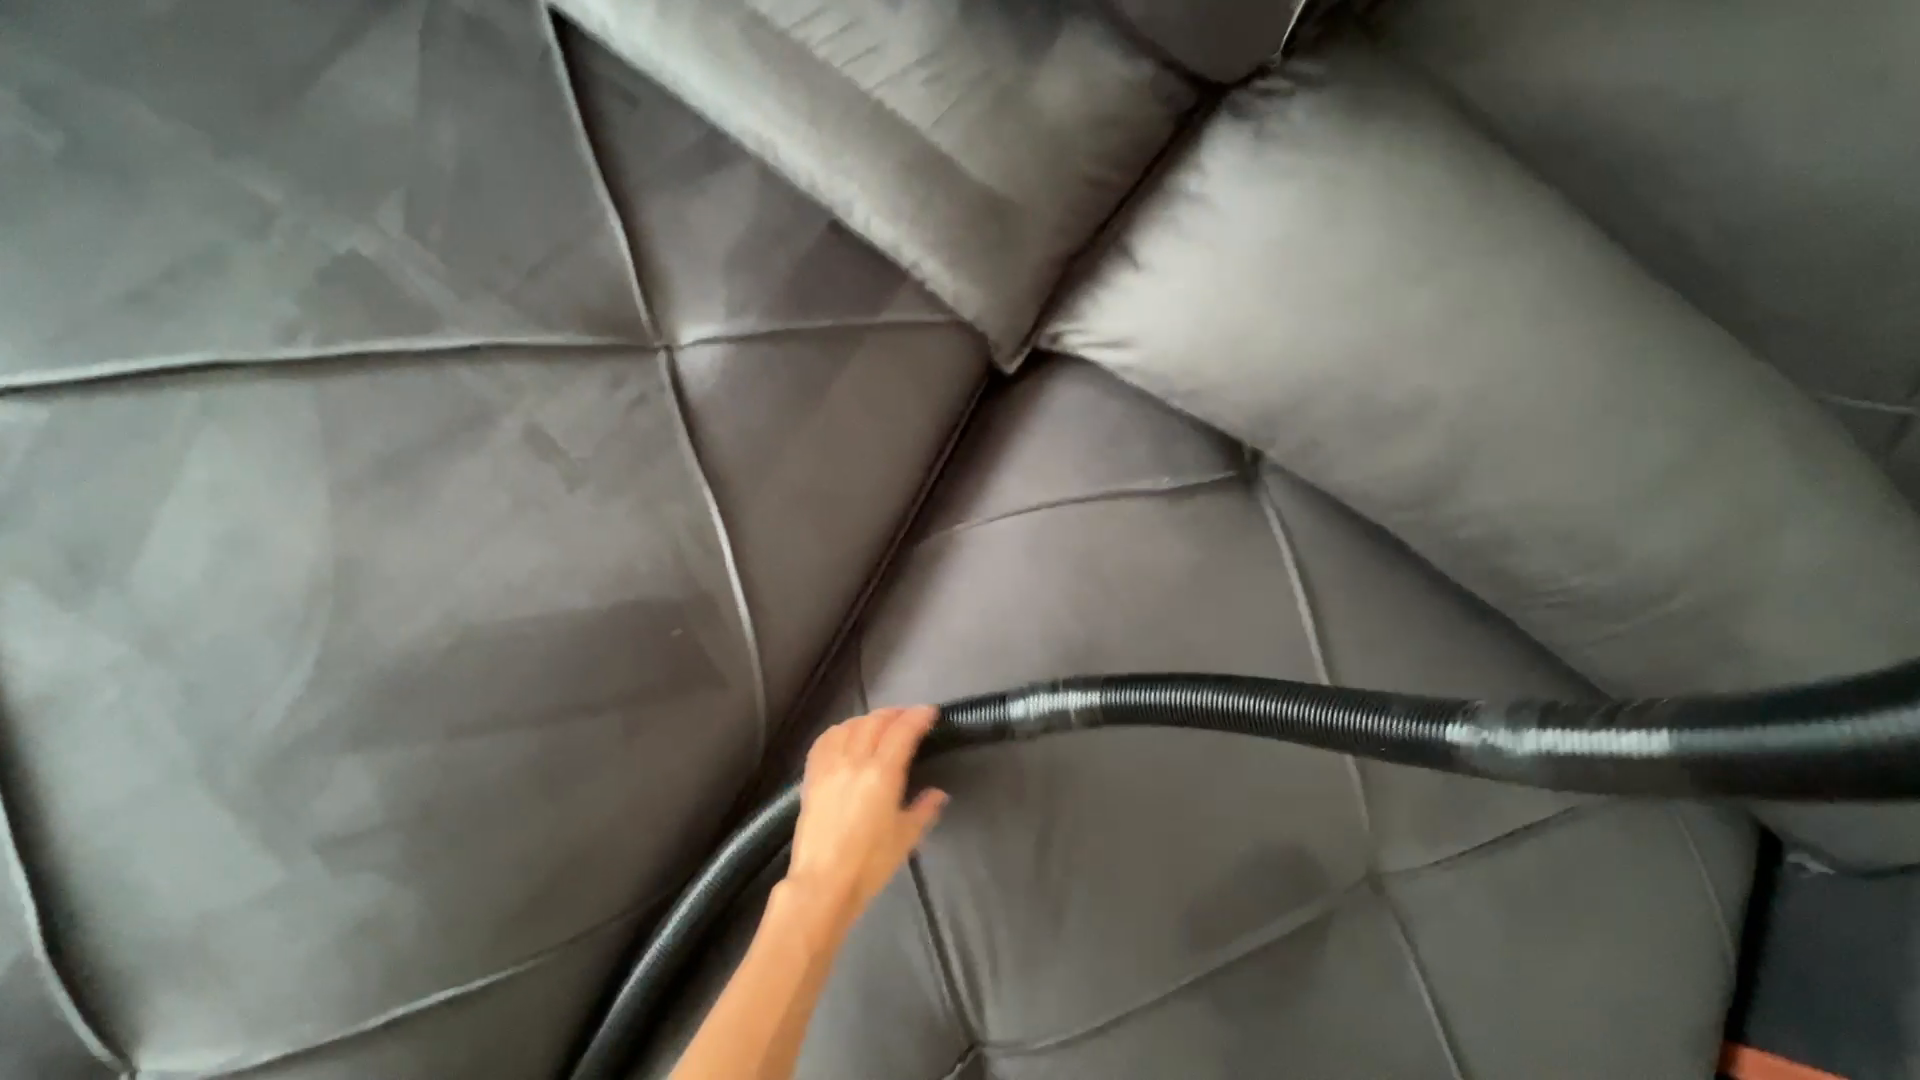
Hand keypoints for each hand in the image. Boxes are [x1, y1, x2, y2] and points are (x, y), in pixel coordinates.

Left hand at [781, 706, 947, 937]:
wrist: (823, 883)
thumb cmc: (870, 864)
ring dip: (868, 719)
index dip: (918, 717)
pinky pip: (825, 741)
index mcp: (882, 774)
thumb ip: (924, 809)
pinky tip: (846, 735)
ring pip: (849, 726)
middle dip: (895, 713)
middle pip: (875, 722)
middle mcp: (854, 761)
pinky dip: (840, 730)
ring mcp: (829, 767)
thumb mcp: (906, 837)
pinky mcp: (812, 777)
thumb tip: (937, 794)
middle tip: (909, 716)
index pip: (902, 731)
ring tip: (880, 724)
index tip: (930, 712)